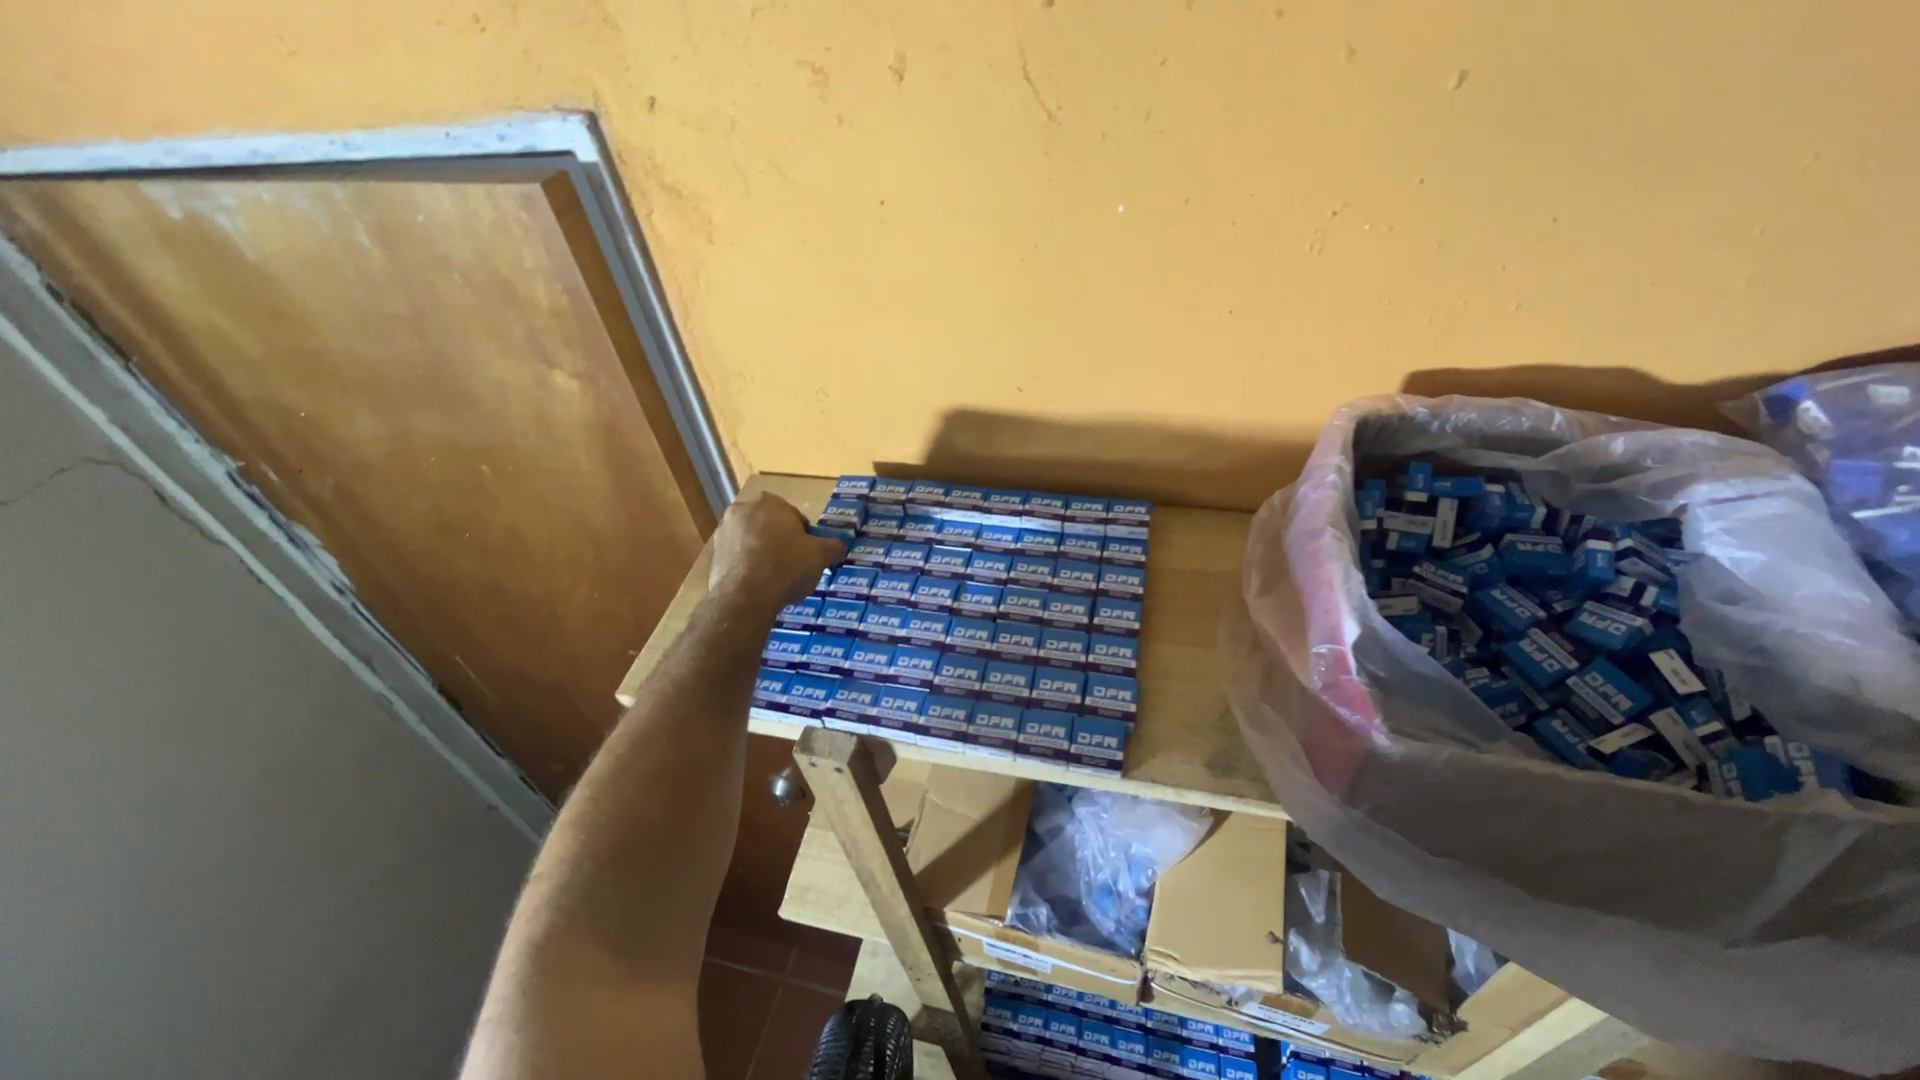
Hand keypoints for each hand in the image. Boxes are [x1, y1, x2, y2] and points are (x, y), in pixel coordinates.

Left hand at [707, 493, 842, 613]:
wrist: (744, 597)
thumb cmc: (786, 567)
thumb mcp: (820, 556)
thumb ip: (833, 547)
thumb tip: (839, 547)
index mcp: (769, 502)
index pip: (794, 516)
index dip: (805, 536)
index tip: (809, 555)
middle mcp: (742, 510)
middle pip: (770, 526)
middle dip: (781, 542)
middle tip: (794, 565)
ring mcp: (723, 532)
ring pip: (752, 541)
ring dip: (763, 554)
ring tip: (776, 578)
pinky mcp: (713, 555)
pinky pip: (738, 558)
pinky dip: (748, 567)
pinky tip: (760, 585)